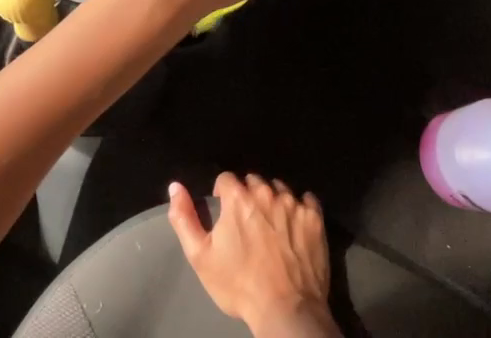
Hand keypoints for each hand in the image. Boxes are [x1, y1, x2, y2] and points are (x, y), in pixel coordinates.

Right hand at [168, 174, 338, 337]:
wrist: (285, 311)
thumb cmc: (238, 285)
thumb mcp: (200, 256)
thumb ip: (184, 217)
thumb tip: (175, 187)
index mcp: (238, 198)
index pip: (225, 179)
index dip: (222, 196)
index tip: (225, 215)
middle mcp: (266, 192)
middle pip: (253, 182)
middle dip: (248, 197)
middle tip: (247, 224)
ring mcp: (294, 204)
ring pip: (279, 189)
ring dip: (273, 202)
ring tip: (271, 227)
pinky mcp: (315, 218)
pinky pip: (306, 200)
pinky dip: (300, 209)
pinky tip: (295, 228)